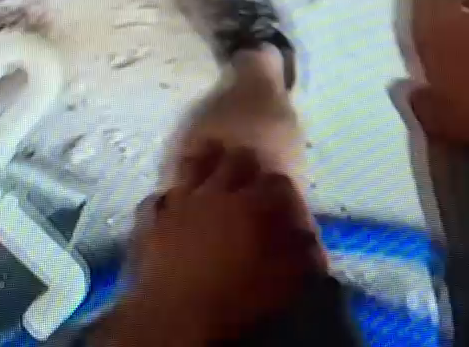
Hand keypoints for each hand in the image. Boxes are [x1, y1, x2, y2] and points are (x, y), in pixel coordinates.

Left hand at [100, 143, 325, 346]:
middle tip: (251, 168)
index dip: (284, 186)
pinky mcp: (158, 213)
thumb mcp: (278, 285)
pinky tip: (173, 195)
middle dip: (247, 161)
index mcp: (249, 207)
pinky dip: (171, 191)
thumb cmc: (233, 301)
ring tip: (212, 156)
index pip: (275, 182)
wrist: (176, 312)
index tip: (286, 195)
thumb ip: (298, 258)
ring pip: (195, 162)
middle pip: (235, 159)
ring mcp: (183, 199)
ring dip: (207, 158)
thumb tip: (311, 241)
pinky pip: (164, 191)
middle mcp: (216, 192)